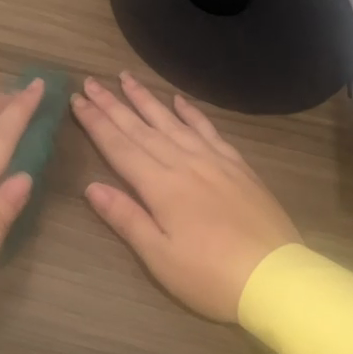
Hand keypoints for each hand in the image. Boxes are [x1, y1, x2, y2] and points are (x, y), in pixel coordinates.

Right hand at [73, 73, 300, 322]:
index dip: (96, 123)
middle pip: (140, 128)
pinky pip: (207, 129)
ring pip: (171, 121)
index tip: (77, 100)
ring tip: (126, 77)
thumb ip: (126, 218)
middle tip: (90, 81)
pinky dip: (190, 112)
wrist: (275, 276)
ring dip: (146, 99)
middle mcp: (182, 162)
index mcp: (159, 186)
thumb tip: (91, 186)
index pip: (119, 146)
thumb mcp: (160, 257)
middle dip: (112, 104)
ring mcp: (212, 159)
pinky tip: (178, 100)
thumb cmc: (210, 276)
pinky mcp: (235, 164)